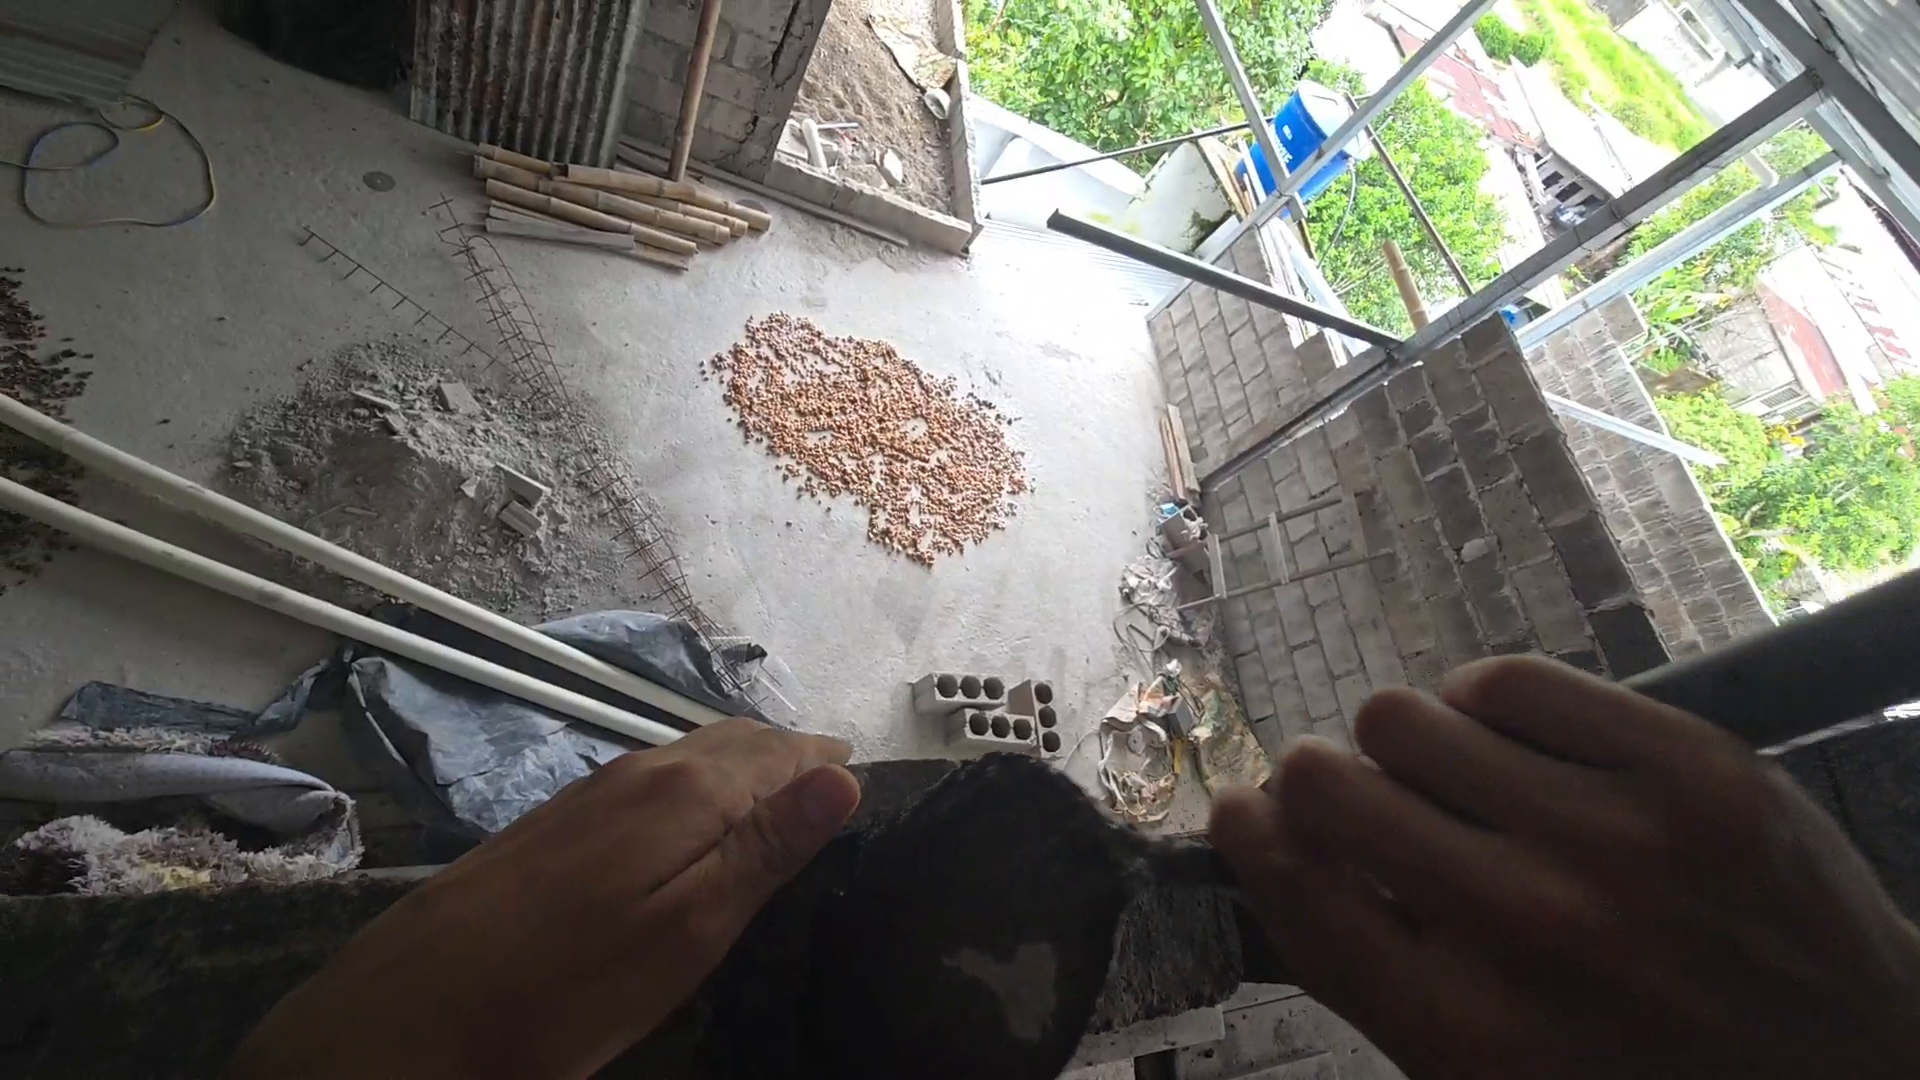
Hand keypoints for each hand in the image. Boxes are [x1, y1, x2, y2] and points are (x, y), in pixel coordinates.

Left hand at [224, 718, 861, 1079]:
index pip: (784, 752)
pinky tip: (697, 809)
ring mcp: (599, 785)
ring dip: (749, 761)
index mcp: (690, 787)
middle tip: (830, 787)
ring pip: (699, 751)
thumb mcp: (690, 928)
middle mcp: (648, 765)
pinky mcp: (564, 813)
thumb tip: (843, 775)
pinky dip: (703, 776)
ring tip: (778, 791)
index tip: (862, 779)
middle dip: (793, 754)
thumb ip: (769, 844)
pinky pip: (660, 770)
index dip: (826, 762)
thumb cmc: (570, 986)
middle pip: (743, 740)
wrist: (395, 1026)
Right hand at [1211, 656, 1919, 1078]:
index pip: (1287, 875)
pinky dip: (1487, 712)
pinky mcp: (1695, 764)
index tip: (1245, 812)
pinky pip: (1501, 679)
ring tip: (1464, 791)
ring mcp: (1623, 836)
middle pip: (1322, 776)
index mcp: (1466, 1028)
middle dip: (1316, 784)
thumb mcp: (1459, 1071)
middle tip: (1363, 805)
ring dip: (1407, 753)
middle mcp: (1534, 925)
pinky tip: (1527, 761)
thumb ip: (1339, 953)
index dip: (1242, 828)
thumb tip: (1252, 830)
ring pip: (1396, 714)